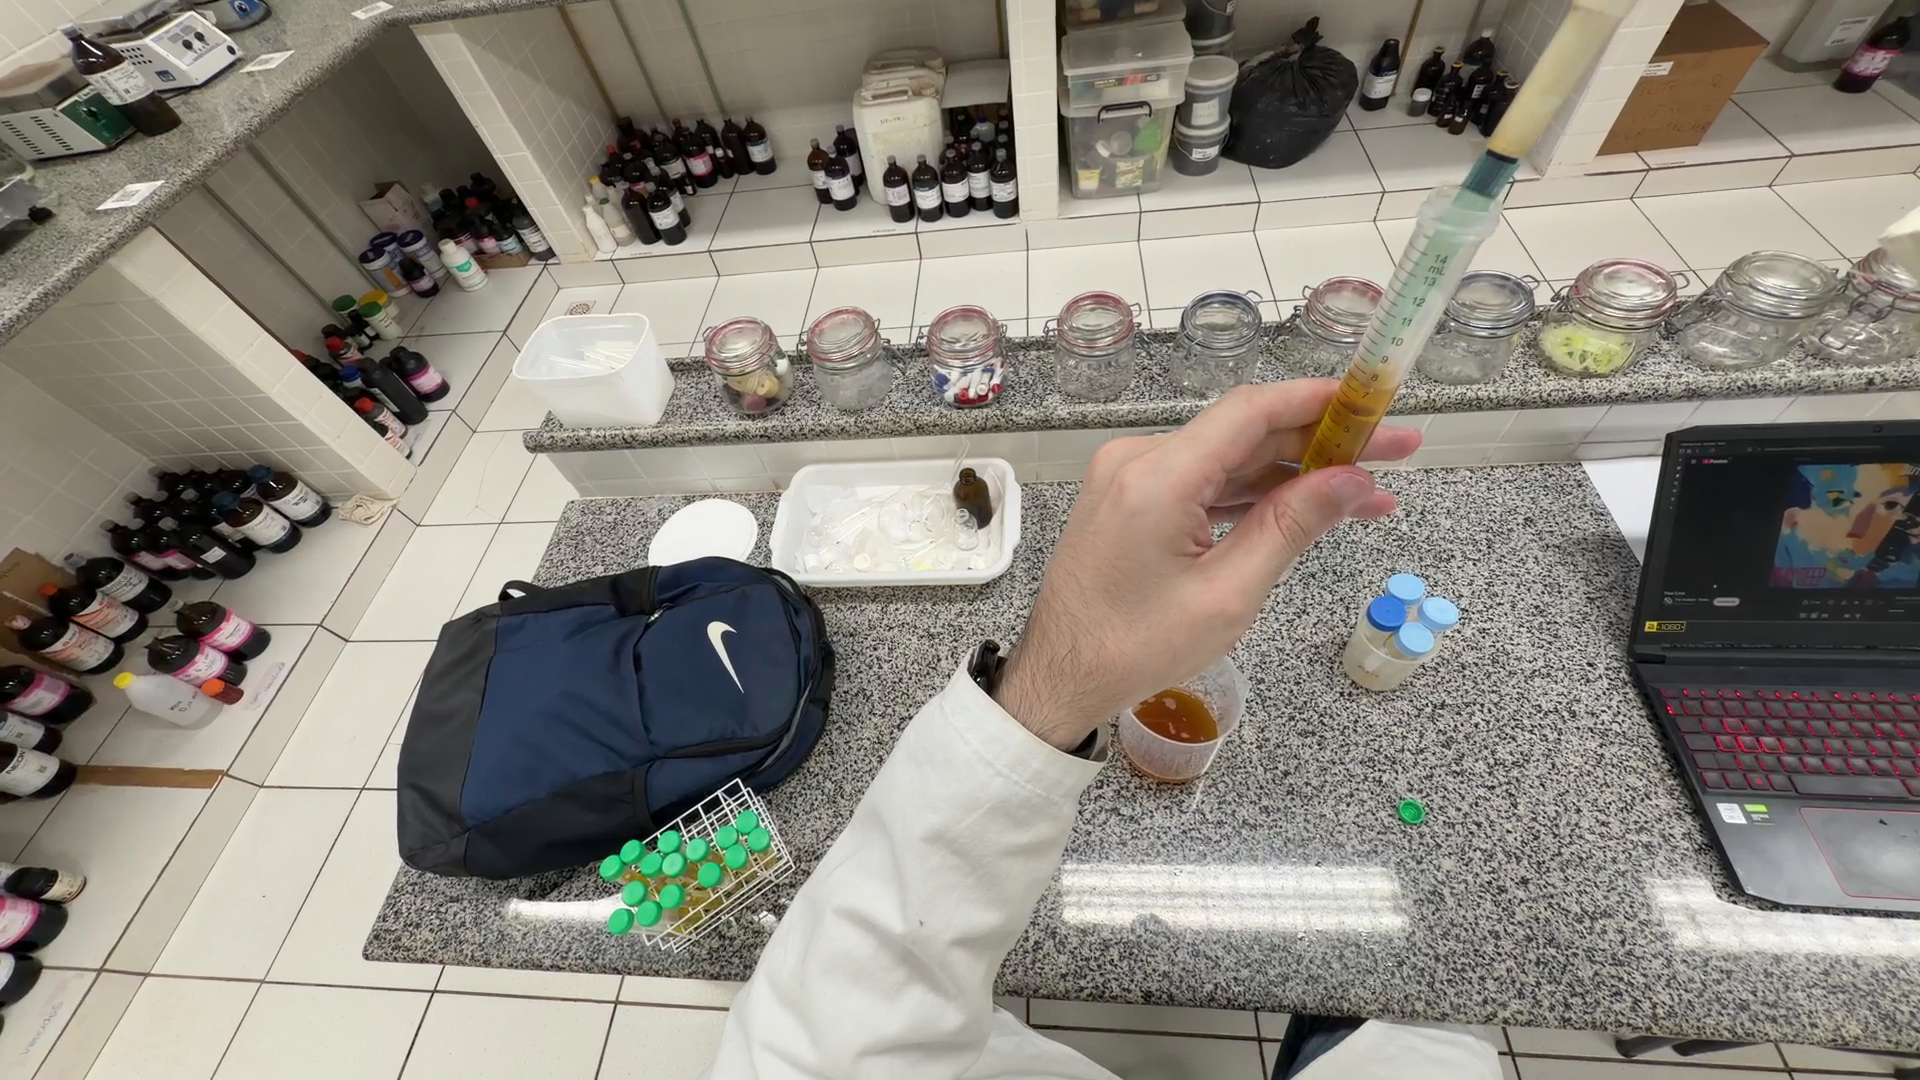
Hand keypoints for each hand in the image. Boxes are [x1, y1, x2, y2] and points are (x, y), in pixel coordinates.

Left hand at [993, 380, 1419, 749]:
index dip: (1319, 400)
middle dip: (1320, 443)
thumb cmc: (1137, 648)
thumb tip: (1354, 479)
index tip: (1376, 400)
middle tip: (1395, 453)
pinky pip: (1196, 484)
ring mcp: (1125, 478)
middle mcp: (1136, 460)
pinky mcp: (1125, 500)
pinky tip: (1299, 508)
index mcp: (1157, 476)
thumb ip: (1291, 526)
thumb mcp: (1227, 594)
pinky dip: (1246, 496)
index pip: (1250, 411)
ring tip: (1364, 494)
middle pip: (1242, 433)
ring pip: (1223, 460)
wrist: (1061, 674)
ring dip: (1288, 475)